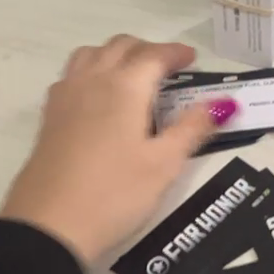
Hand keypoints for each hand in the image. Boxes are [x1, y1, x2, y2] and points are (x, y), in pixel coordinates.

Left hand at [0, 36, 235, 265]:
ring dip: (116, 54)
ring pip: (91, 54)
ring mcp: (65, 97)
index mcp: (124, 87)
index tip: (193, 59)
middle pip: (120, 47)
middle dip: (148, 50)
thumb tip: (224, 102)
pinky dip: (92, 71)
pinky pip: (72, 75)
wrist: (50, 226)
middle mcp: (92, 81)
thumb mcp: (164, 164)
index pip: (154, 56)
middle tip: (170, 68)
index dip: (176, 53)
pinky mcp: (49, 117)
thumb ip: (193, 128)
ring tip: (134, 75)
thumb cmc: (116, 194)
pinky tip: (100, 98)